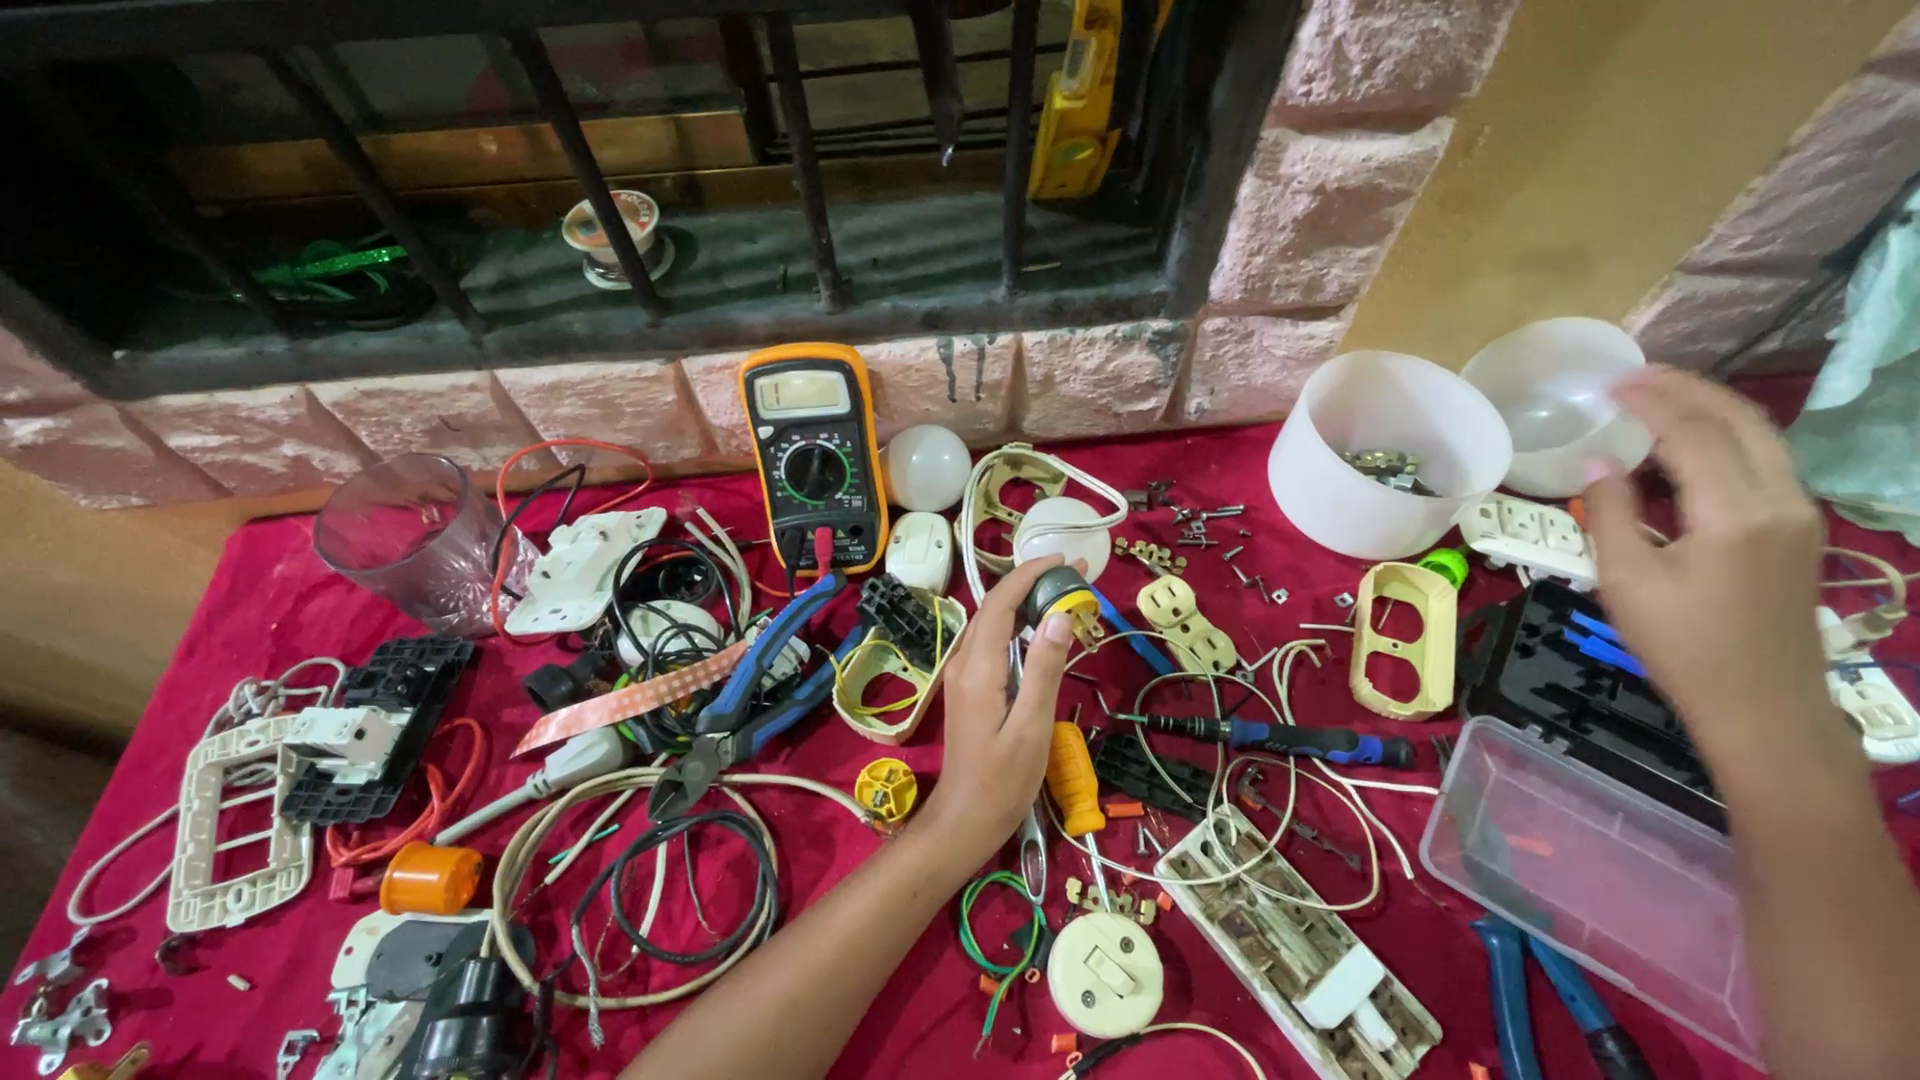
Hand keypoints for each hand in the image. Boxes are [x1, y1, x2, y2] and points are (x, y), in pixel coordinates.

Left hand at [916, 555, 1078, 867]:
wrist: (964, 819)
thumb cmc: (1003, 780)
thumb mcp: (1033, 726)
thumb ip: (1046, 670)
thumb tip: (1059, 616)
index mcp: (979, 668)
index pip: (1001, 603)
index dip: (1029, 574)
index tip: (1063, 560)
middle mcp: (964, 663)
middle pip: (994, 608)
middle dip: (1029, 583)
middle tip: (1072, 574)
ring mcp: (962, 676)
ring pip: (990, 624)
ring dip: (1022, 603)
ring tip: (1060, 594)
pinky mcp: (967, 689)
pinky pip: (990, 644)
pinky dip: (1015, 627)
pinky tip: (1038, 633)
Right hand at [1583, 367, 1833, 753]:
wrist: (1761, 704)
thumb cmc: (1681, 646)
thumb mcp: (1626, 581)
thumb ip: (1610, 513)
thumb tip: (1598, 461)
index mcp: (1735, 513)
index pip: (1692, 434)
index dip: (1651, 401)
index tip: (1610, 382)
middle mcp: (1781, 501)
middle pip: (1740, 421)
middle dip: (1689, 389)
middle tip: (1636, 376)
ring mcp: (1799, 514)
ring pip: (1760, 438)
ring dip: (1710, 409)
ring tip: (1659, 397)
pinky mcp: (1799, 530)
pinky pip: (1763, 463)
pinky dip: (1724, 439)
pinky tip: (1687, 444)